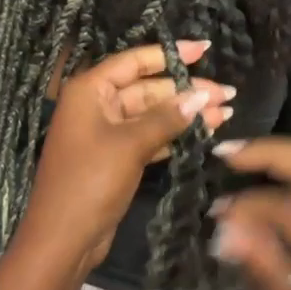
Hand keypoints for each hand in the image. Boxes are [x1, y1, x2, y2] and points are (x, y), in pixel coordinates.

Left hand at [14, 41, 233, 274]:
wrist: (63, 239)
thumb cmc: (89, 182)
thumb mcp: (130, 145)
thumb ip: (167, 118)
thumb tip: (201, 95)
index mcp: (90, 89)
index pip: (135, 61)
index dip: (170, 54)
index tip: (205, 49)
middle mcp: (96, 104)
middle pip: (147, 87)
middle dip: (186, 90)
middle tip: (227, 93)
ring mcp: (106, 132)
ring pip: (152, 113)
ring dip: (185, 113)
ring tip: (226, 112)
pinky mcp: (116, 157)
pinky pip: (149, 135)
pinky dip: (174, 134)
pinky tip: (204, 132)